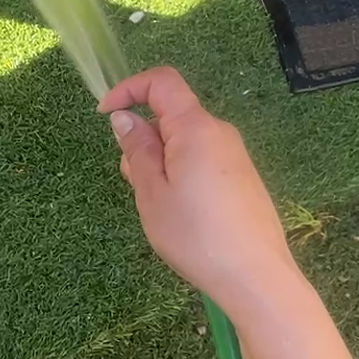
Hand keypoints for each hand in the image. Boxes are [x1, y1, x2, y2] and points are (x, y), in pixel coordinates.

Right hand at [98, 67, 295, 307]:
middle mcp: (219, 132)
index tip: (104, 115)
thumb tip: (125, 118)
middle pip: (171, 116)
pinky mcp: (241, 177)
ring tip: (158, 206)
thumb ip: (137, 150)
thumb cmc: (194, 234)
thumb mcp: (152, 192)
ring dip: (159, 160)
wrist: (254, 276)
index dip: (128, 89)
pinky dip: (179, 173)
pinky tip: (181, 213)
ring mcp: (234, 155)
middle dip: (142, 138)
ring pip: (183, 141)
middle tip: (134, 182)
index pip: (162, 82)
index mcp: (195, 128)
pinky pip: (200, 159)